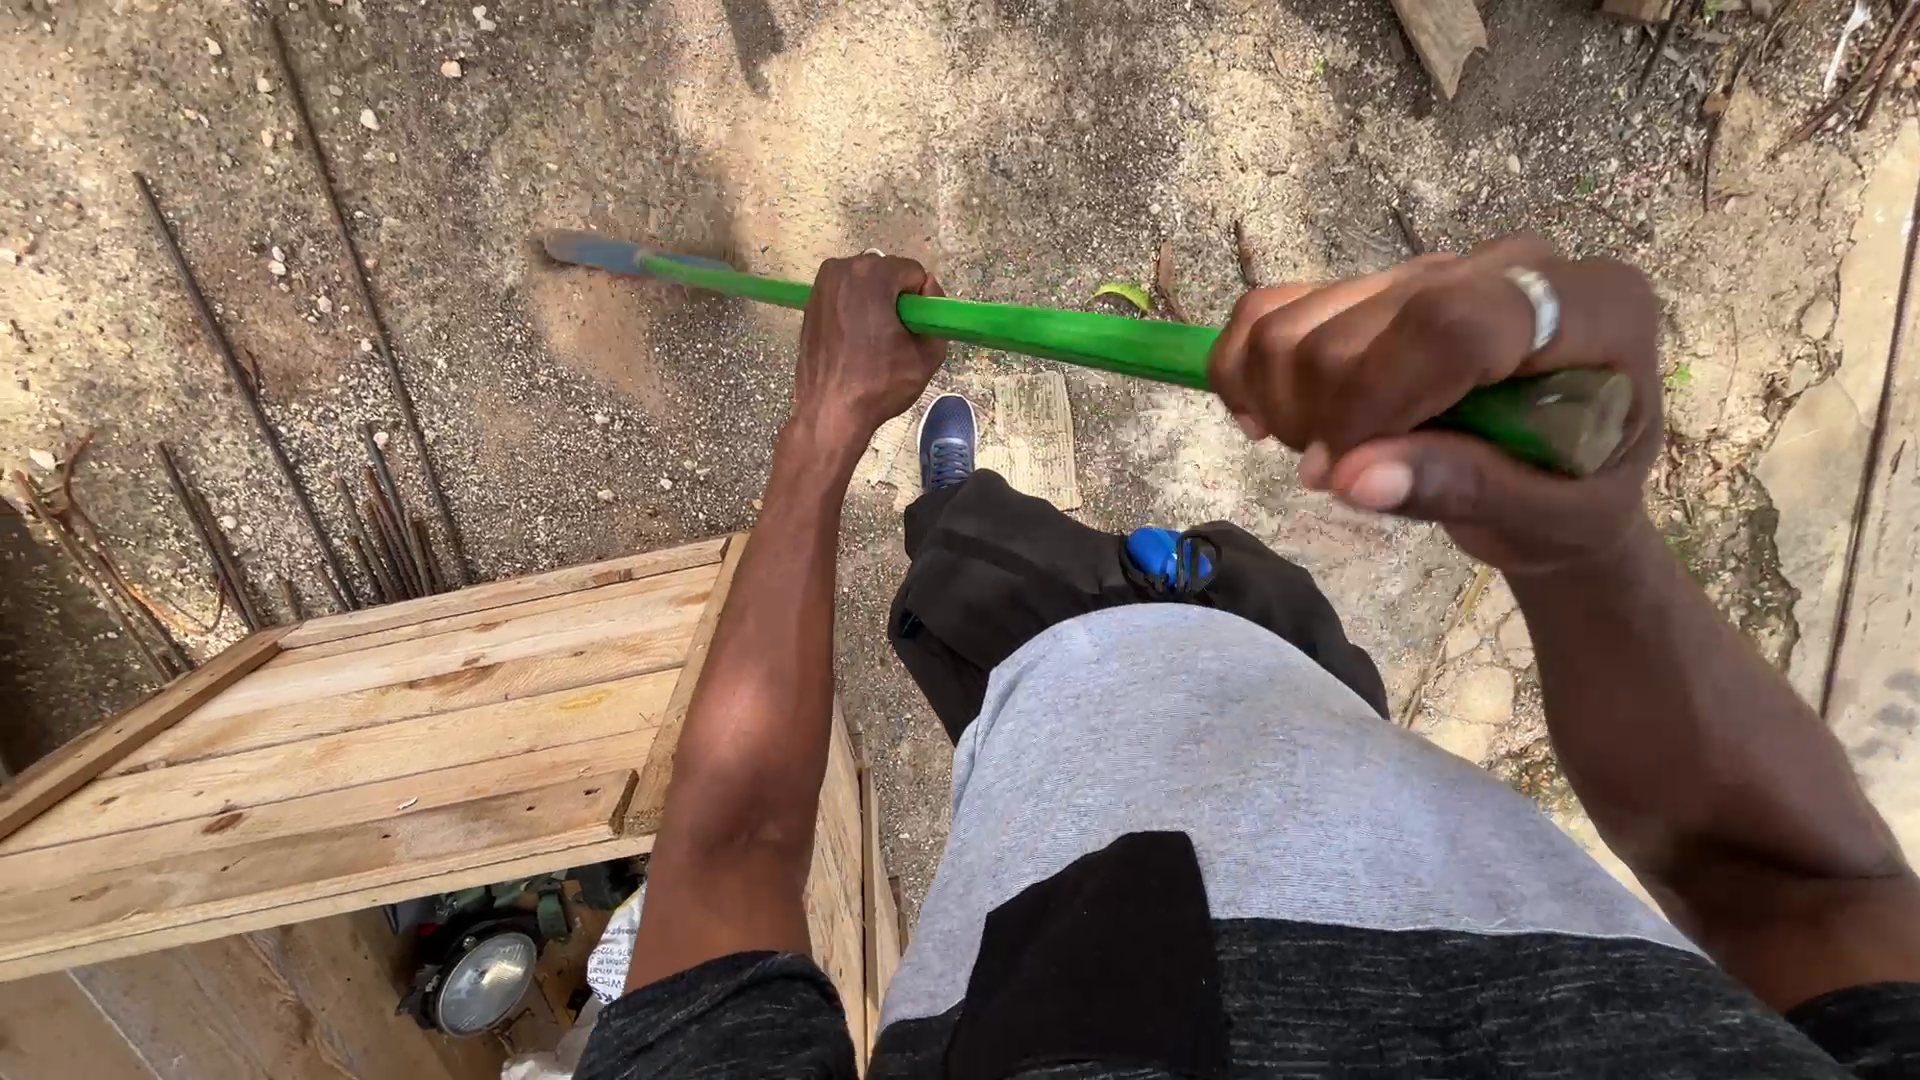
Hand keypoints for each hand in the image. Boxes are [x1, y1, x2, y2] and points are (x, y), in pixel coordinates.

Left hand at [791, 253, 946, 444]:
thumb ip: (937, 315)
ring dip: (876, 304)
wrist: (830, 411)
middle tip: (896, 337)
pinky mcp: (810, 304)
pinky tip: (855, 342)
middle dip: (896, 299)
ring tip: (875, 342)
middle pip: (887, 273)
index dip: (921, 301)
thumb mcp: (928, 355)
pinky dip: (855, 311)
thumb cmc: (879, 384)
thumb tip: (928, 290)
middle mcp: (842, 269)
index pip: (913, 272)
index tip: (915, 329)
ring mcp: (821, 286)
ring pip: (865, 284)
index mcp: (872, 274)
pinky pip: (845, 297)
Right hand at [1208, 235, 1663, 573]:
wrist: (1553, 475)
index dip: (1374, 398)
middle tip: (1346, 477)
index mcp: (1584, 306)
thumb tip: (1351, 479)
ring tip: (1328, 451)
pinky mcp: (1364, 290)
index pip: (1449, 322)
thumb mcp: (1545, 515)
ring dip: (1282, 406)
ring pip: (1288, 324)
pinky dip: (1240, 370)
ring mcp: (1421, 273)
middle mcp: (1497, 268)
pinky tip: (1268, 417)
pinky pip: (1262, 312)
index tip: (1339, 473)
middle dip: (1321, 420)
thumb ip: (1464, 489)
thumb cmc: (1566, 496)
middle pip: (1346, 329)